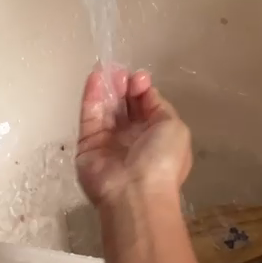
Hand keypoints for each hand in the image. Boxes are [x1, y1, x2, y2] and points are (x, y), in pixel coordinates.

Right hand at [76, 66, 191, 207]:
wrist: (135, 193)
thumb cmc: (162, 160)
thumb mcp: (174, 127)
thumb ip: (158, 105)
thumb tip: (144, 90)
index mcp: (156, 134)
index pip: (146, 104)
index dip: (142, 88)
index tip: (138, 79)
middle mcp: (132, 136)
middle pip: (125, 104)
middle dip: (124, 85)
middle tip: (120, 72)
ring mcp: (108, 140)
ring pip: (106, 107)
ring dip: (108, 86)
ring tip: (107, 69)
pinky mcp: (87, 143)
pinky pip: (89, 115)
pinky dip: (92, 95)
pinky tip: (95, 78)